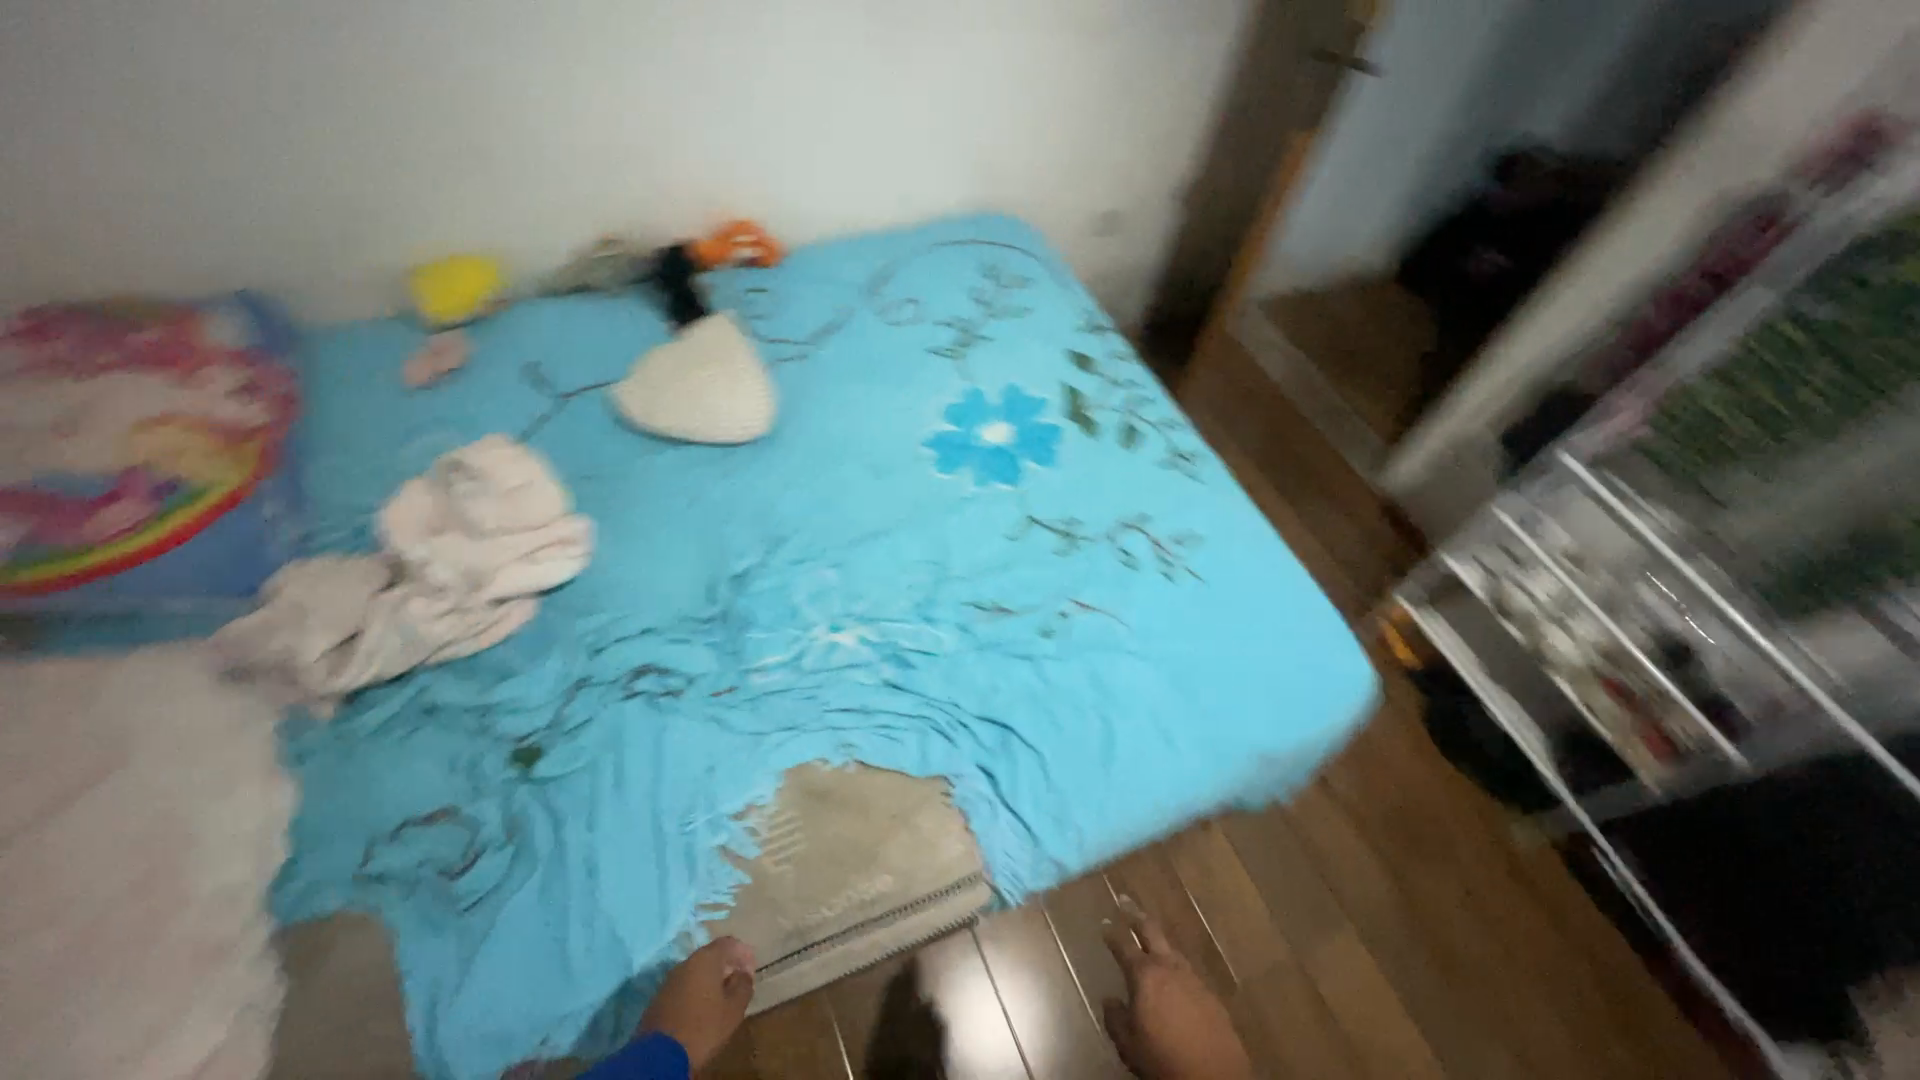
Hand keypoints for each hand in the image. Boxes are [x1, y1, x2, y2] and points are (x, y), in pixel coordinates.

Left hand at [638, 936, 755, 1069]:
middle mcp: (685, 963)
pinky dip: (697, 991)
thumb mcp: (734, 1008)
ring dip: (711, 980)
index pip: (728, 943)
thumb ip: (743, 985)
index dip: (743, 953)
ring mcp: (669, 981)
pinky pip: (684, 986)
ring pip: (696, 972)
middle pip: (711, 955)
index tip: (752, 969)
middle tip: (739, 981)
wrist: (659, 1056)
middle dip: (727, 965)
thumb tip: (742, 974)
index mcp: (705, 959)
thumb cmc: (703, 1027)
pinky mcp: (659, 998)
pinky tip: (702, 1008)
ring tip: (722, 997)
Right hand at [1102, 904, 1253, 1079]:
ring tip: (1149, 938)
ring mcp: (1194, 979)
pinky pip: (1188, 971)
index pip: (1123, 945)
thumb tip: (1110, 1000)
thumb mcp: (1129, 1044)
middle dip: (1136, 916)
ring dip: (1158, 941)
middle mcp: (1169, 968)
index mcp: (1145, 976)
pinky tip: (1174, 976)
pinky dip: (1176, 966)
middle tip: (1125, 901)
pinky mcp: (1210, 995)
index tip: (1104, 921)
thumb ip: (1115, 1018)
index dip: (1112, 932)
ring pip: (1172, 950)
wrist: (1215, 1078)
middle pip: (1151, 932)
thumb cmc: (1163, 1060)